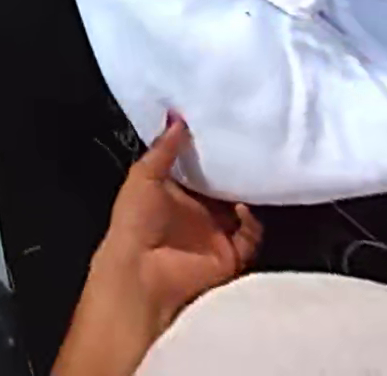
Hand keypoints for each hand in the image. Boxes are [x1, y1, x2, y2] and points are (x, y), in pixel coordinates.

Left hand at [60, 116, 259, 375]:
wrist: (144, 269)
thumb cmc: (135, 218)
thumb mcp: (144, 174)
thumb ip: (163, 148)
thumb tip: (176, 117)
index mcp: (169, 188)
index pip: (190, 164)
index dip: (200, 148)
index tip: (213, 126)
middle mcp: (192, 208)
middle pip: (217, 184)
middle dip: (227, 169)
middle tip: (240, 146)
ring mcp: (212, 230)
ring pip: (238, 207)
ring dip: (243, 192)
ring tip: (248, 172)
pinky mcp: (230, 253)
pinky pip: (250, 234)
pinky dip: (252, 220)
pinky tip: (243, 206)